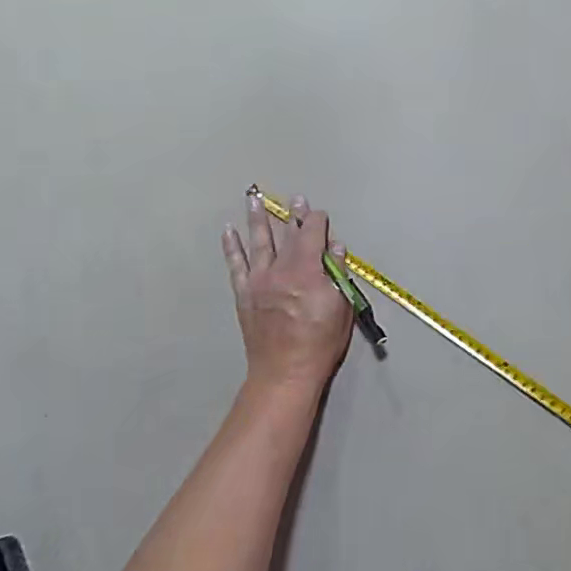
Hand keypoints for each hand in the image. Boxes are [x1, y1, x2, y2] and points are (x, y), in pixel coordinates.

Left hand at [222, 194, 354, 394]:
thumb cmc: (320, 342)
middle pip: (287, 234)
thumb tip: (335, 247)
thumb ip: (338, 274)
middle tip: (294, 198)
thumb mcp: (342, 308)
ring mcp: (259, 280)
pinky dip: (232, 247)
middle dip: (292, 215)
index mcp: (307, 271)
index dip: (317, 221)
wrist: (284, 372)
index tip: (320, 214)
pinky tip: (229, 232)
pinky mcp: (244, 293)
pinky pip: (236, 264)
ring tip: (254, 199)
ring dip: (257, 218)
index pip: (312, 234)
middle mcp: (281, 269)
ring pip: (258, 241)